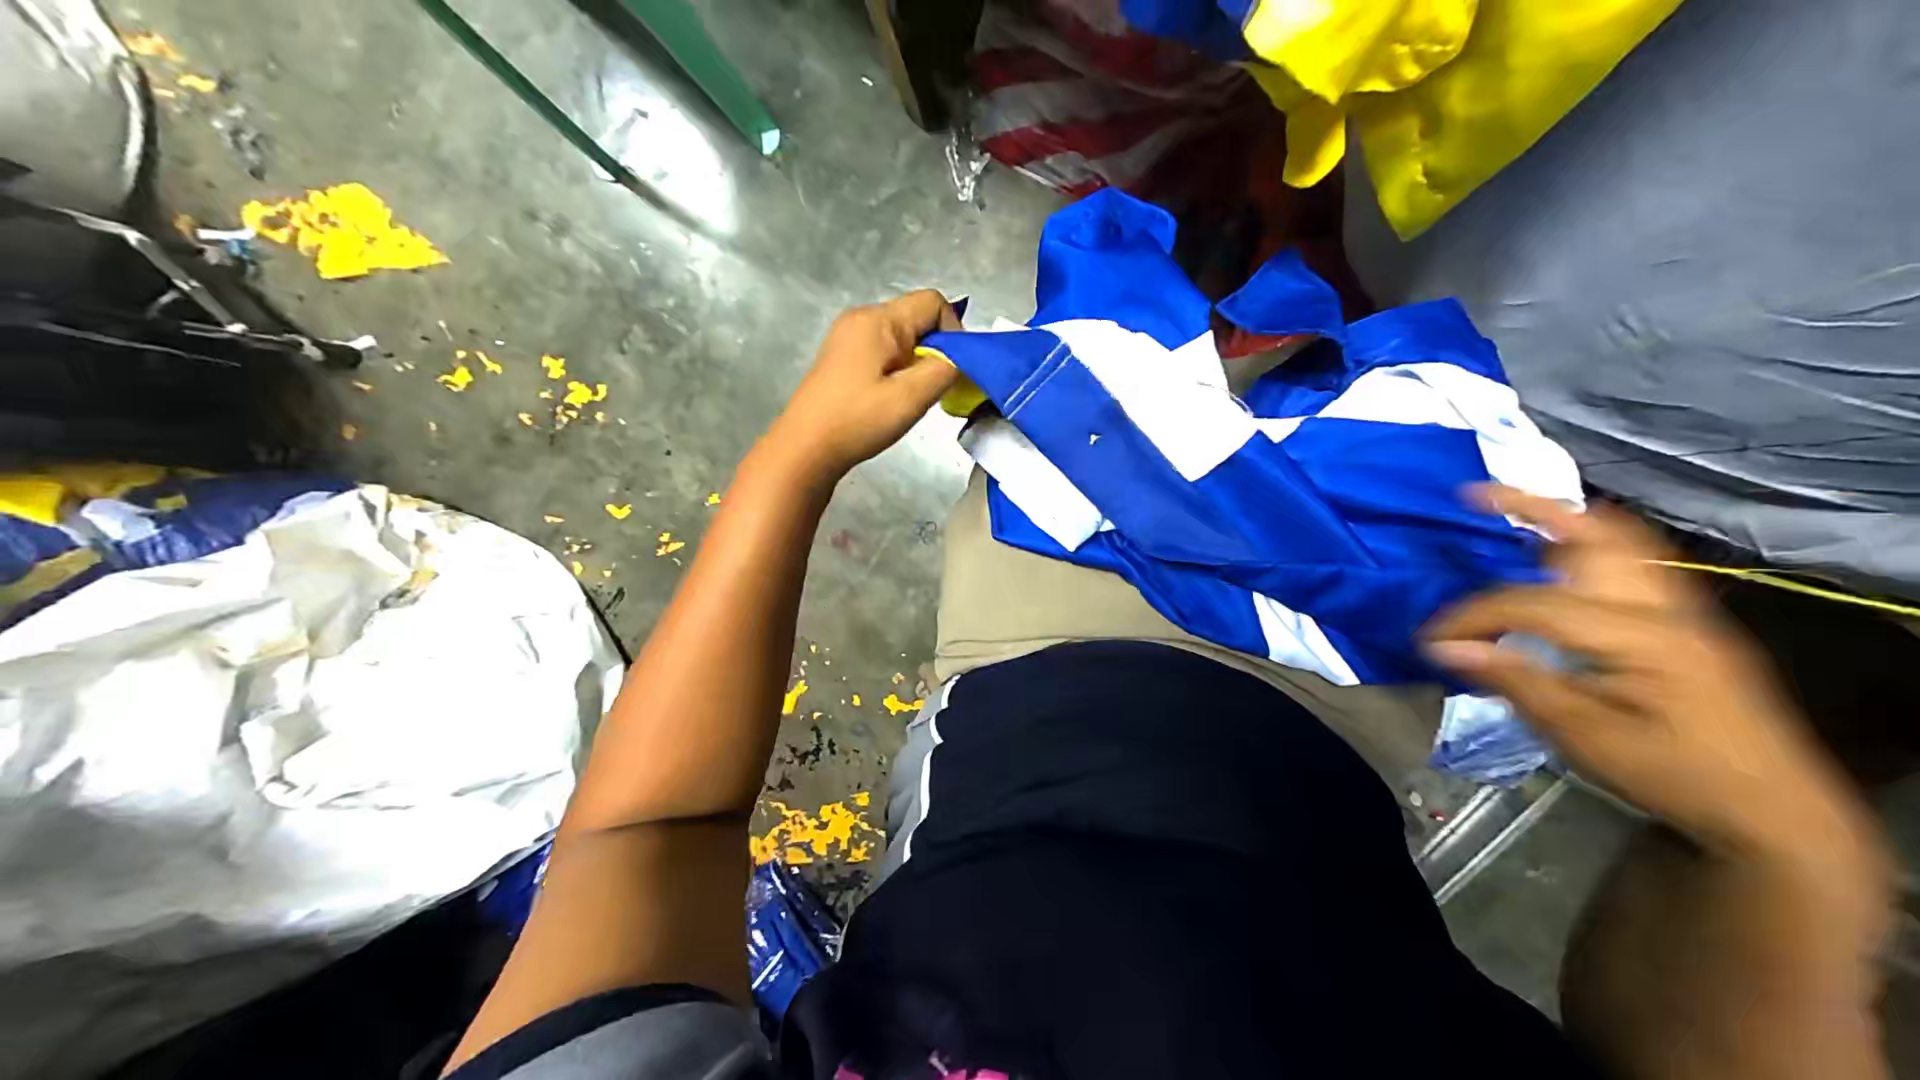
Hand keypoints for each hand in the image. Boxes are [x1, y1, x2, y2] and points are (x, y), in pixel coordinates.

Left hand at [762, 290, 960, 482]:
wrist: (805, 448)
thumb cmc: (857, 421)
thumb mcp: (910, 397)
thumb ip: (945, 370)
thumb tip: (960, 358)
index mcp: (878, 320)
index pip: (933, 302)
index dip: (953, 332)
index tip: (952, 370)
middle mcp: (862, 318)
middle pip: (917, 318)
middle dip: (936, 350)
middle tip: (930, 389)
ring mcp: (849, 337)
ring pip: (903, 338)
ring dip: (917, 364)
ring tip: (909, 397)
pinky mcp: (843, 357)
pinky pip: (885, 351)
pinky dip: (898, 370)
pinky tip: (890, 398)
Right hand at [1422, 486, 1874, 865]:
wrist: (1775, 813)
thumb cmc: (1673, 774)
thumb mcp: (1582, 735)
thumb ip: (1514, 680)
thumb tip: (1444, 648)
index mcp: (1638, 637)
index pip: (1531, 604)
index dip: (1471, 616)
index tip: (1430, 638)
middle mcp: (1664, 609)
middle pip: (1597, 536)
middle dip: (1532, 508)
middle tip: (1476, 494)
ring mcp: (1684, 613)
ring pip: (1623, 541)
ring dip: (1565, 520)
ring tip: (1515, 509)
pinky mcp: (1688, 626)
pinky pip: (1635, 564)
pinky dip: (1592, 547)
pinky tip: (1559, 557)